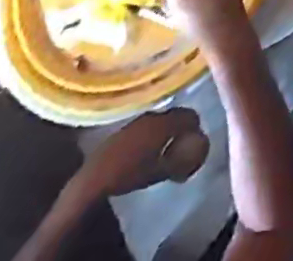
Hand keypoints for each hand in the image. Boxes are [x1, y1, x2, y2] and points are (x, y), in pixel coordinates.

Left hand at [68, 107, 207, 200]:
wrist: (95, 177)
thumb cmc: (131, 174)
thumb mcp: (160, 172)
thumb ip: (181, 162)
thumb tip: (197, 155)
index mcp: (163, 124)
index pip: (189, 116)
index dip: (196, 126)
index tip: (198, 138)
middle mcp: (152, 117)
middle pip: (175, 115)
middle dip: (182, 127)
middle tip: (185, 143)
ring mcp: (137, 122)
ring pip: (161, 120)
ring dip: (167, 130)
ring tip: (168, 148)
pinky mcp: (125, 130)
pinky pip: (148, 126)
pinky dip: (154, 133)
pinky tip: (150, 150)